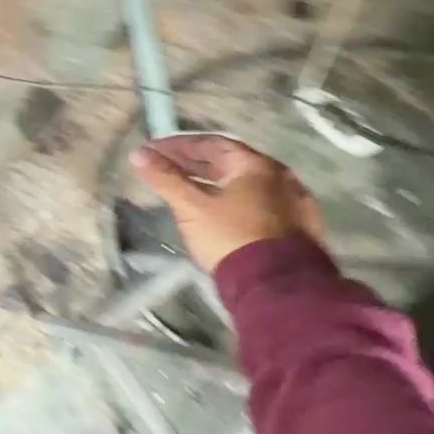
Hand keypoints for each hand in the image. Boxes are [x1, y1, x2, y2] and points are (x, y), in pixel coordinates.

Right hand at [128, 134, 326, 272]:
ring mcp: (294, 205)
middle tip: (163, 167)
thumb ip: (164, 177)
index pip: (213, 144)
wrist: (279, 288)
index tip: (152, 151)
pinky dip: (230, 199)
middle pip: (230, 163)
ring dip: (211, 182)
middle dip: (193, 163)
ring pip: (243, 184)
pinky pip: (256, 202)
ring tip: (183, 189)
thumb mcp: (191, 206)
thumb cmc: (231, 237)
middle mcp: (281, 179)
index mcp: (258, 167)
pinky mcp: (297, 229)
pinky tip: (214, 210)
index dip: (178, 145)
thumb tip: (137, 154)